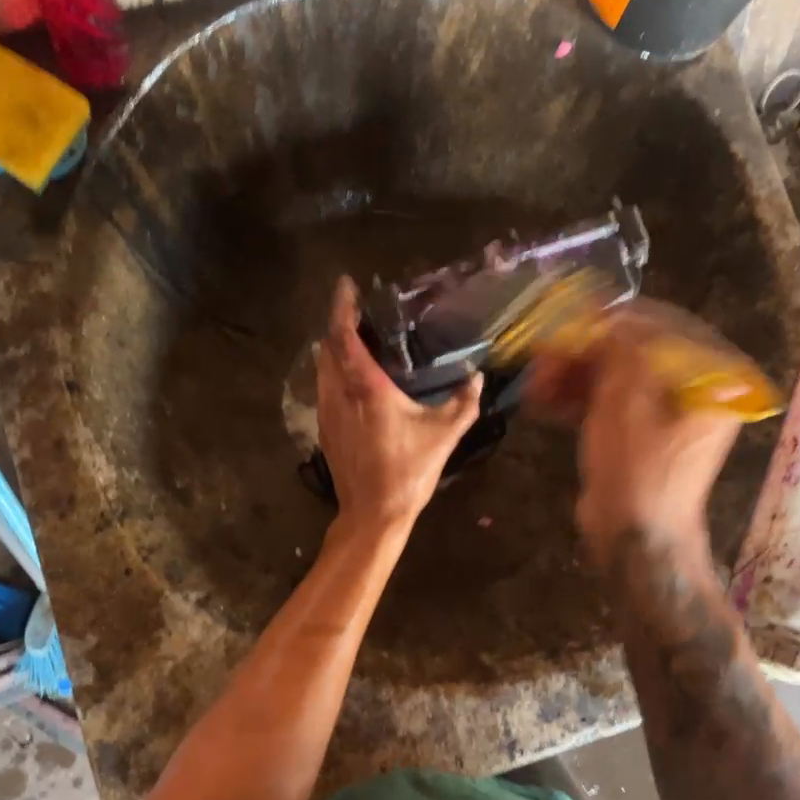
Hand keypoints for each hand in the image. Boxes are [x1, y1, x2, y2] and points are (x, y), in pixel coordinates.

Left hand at [315, 276, 482, 532]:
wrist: (372, 514)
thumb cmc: (408, 472)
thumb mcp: (444, 435)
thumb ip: (463, 403)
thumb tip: (476, 378)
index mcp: (366, 388)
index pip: (345, 337)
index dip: (343, 307)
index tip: (346, 286)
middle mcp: (339, 394)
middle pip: (328, 348)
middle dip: (339, 325)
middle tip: (359, 312)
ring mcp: (327, 413)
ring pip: (322, 369)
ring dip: (335, 350)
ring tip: (357, 341)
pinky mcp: (325, 430)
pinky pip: (324, 388)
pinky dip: (334, 373)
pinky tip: (353, 380)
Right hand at [525, 300, 743, 570]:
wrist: (635, 541)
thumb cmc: (638, 469)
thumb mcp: (627, 400)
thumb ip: (618, 349)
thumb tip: (601, 316)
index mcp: (709, 377)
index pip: (659, 328)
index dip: (610, 320)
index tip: (568, 316)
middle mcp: (693, 391)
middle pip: (633, 354)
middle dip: (582, 352)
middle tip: (542, 353)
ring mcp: (664, 416)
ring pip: (614, 380)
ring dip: (572, 375)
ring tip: (534, 379)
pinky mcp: (638, 438)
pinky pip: (608, 406)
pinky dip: (576, 400)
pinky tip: (540, 399)